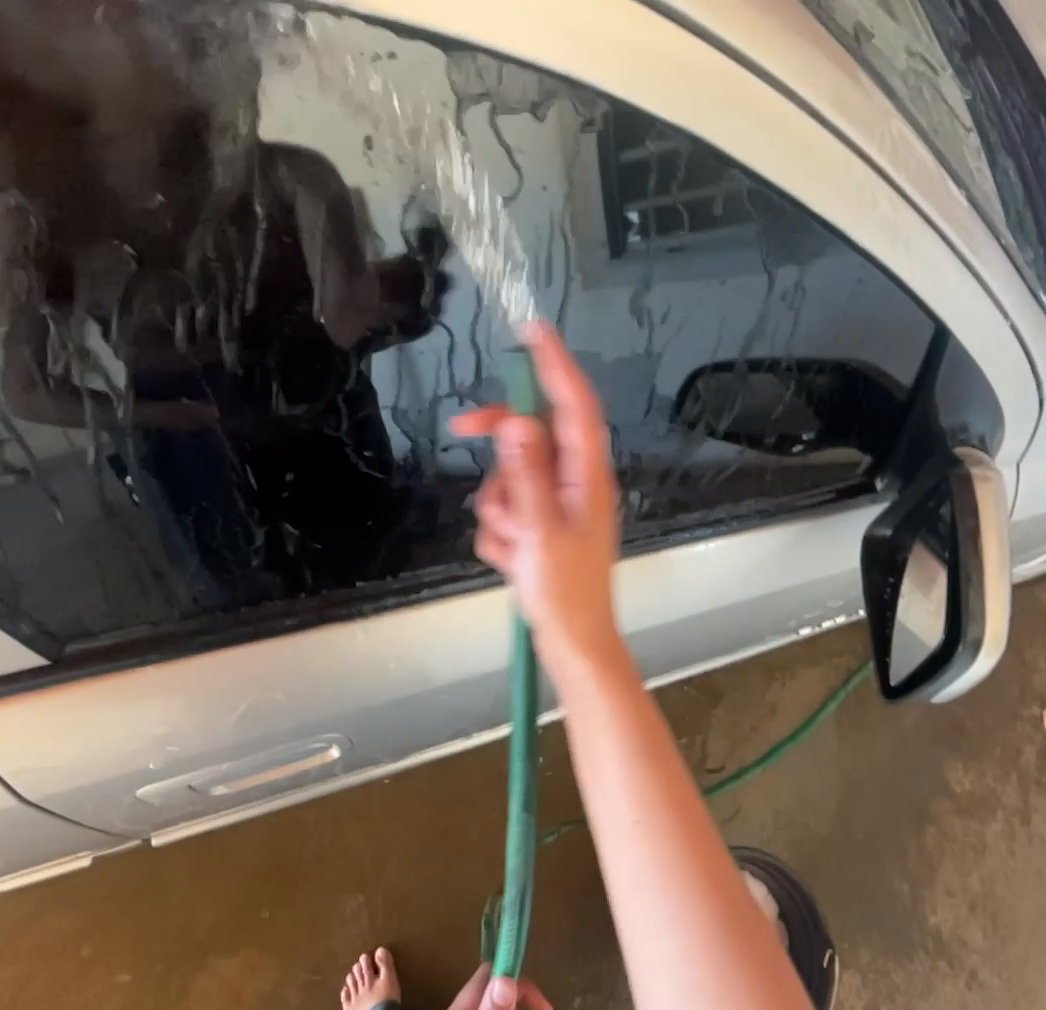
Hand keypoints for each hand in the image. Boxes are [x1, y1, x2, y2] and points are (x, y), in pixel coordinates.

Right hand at [450, 323, 623, 666]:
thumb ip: (526, 474)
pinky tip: (513, 564)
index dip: (554, 364)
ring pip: (509, 477)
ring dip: (499, 511)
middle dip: (498, 449)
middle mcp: (575, 482)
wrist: (572, 643)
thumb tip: (516, 422)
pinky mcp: (540, 527)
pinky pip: (506, 512)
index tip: (532, 330)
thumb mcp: (541, 530)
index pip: (573, 405)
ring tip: (515, 550)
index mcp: (587, 476)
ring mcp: (556, 505)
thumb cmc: (565, 592)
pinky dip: (501, 535)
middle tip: (458, 428)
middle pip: (530, 436)